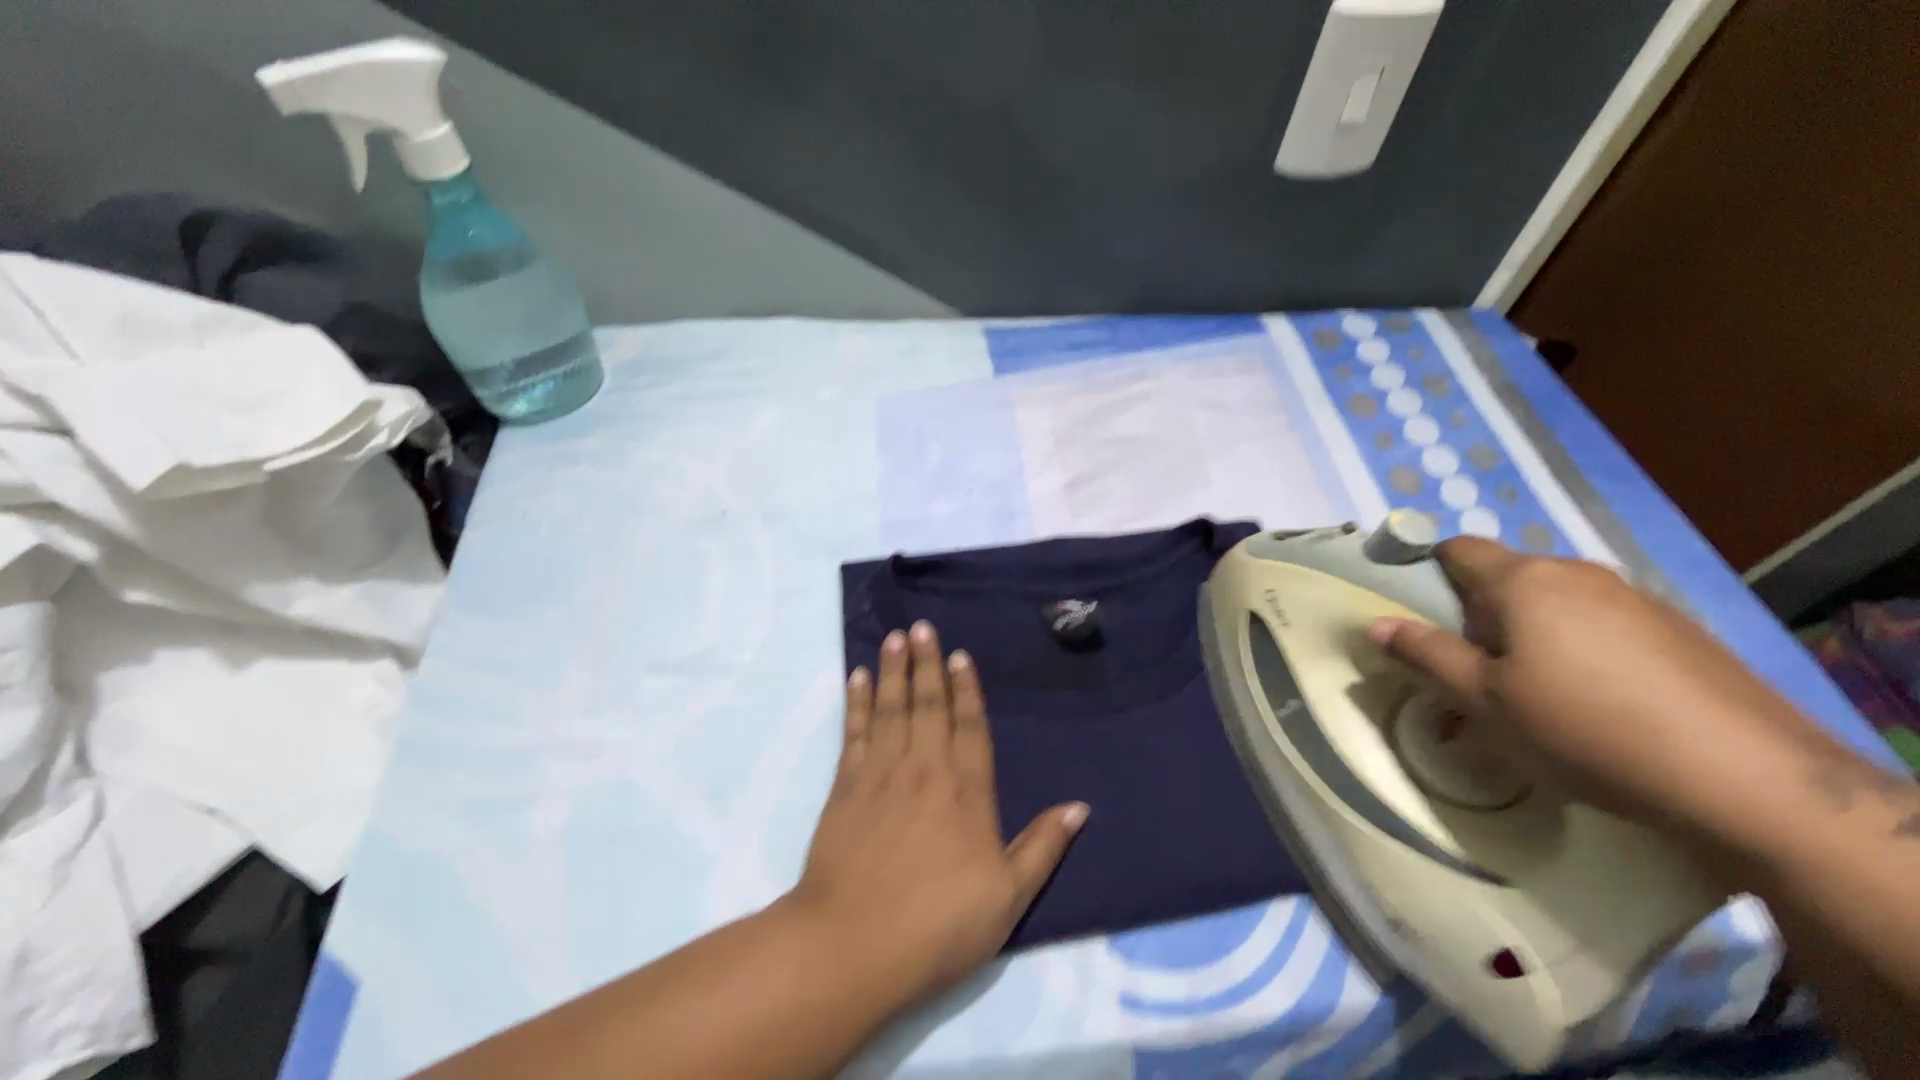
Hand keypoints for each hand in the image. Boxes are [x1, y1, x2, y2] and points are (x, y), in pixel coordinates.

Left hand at [782, 621, 1087, 1005]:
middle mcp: (925, 771)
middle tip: (922, 627)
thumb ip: (1042, 848)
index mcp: (967, 793)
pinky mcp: (844, 790)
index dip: (966, 690)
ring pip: (889, 710)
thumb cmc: (939, 926)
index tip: (959, 656)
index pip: (970, 727)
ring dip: (892, 671)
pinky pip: (853, 733)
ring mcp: (880, 777)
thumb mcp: (1008, 898)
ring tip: (894, 638)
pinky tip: (856, 680)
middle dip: (926, 664)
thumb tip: (1080, 807)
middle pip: (927, 706)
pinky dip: (856, 703)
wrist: (854, 944)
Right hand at [1366, 537, 1834, 834]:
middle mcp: (1578, 574)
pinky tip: (1593, 710)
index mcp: (1525, 581)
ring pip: (1556, 607)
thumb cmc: (1585, 730)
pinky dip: (1578, 654)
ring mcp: (1635, 599)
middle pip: (1507, 581)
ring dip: (1528, 641)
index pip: (1458, 549)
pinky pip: (1602, 628)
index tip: (1416, 618)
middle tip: (1470, 682)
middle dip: (1478, 620)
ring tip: (1530, 704)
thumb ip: (1427, 656)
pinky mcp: (1678, 631)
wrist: (1745, 775)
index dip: (1426, 572)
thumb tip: (1374, 623)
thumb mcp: (1488, 702)